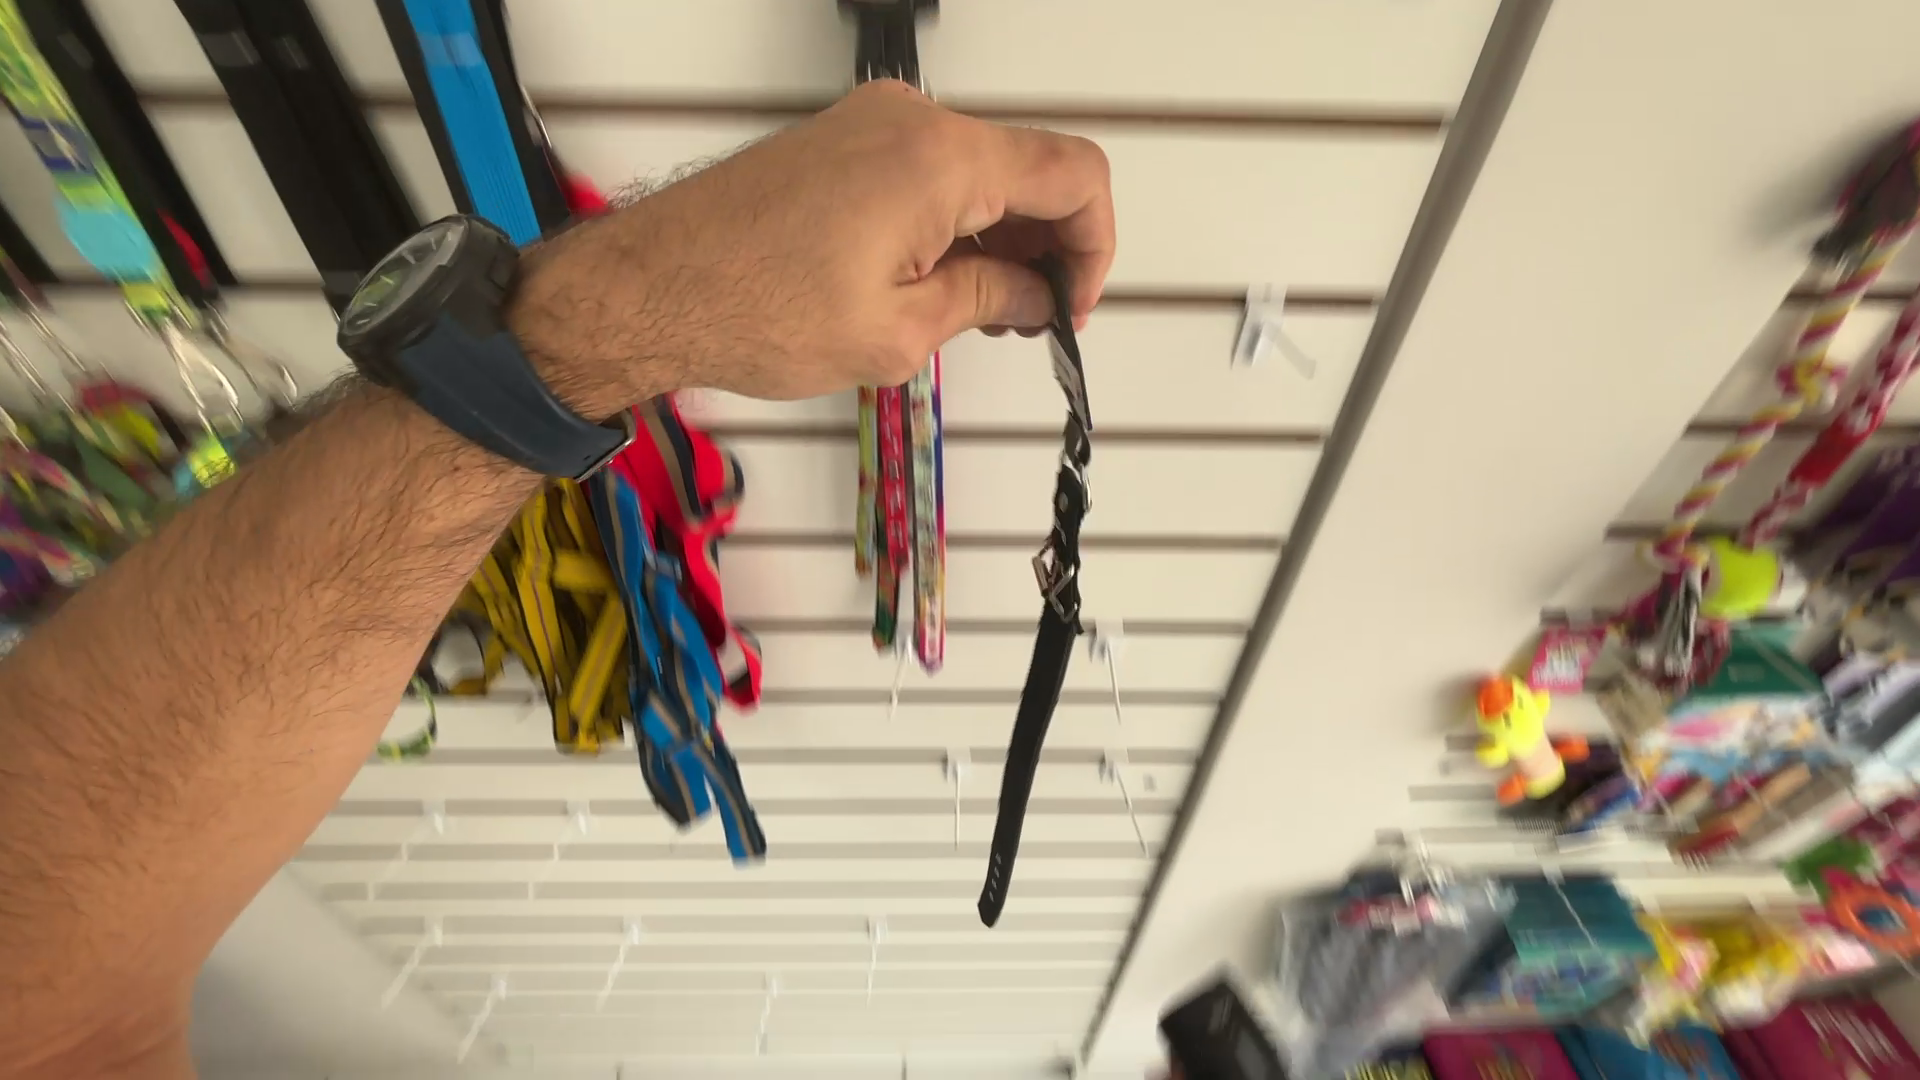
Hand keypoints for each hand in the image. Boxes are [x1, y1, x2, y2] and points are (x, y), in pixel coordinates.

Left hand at [509, 79, 1114, 415]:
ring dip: (1001, 242)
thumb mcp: (898, 333)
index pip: (1072, 176)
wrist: (653, 290)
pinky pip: (932, 177)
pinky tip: (942, 282)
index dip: (1094, 246)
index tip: (1074, 305)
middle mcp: (913, 123)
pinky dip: (956, 227)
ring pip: (981, 175)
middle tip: (1033, 320)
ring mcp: (874, 128)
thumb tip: (1037, 295)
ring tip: (986, 314)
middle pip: (1029, 170)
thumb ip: (987, 302)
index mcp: (941, 162)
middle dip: (1048, 248)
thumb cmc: (757, 312)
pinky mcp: (846, 147)